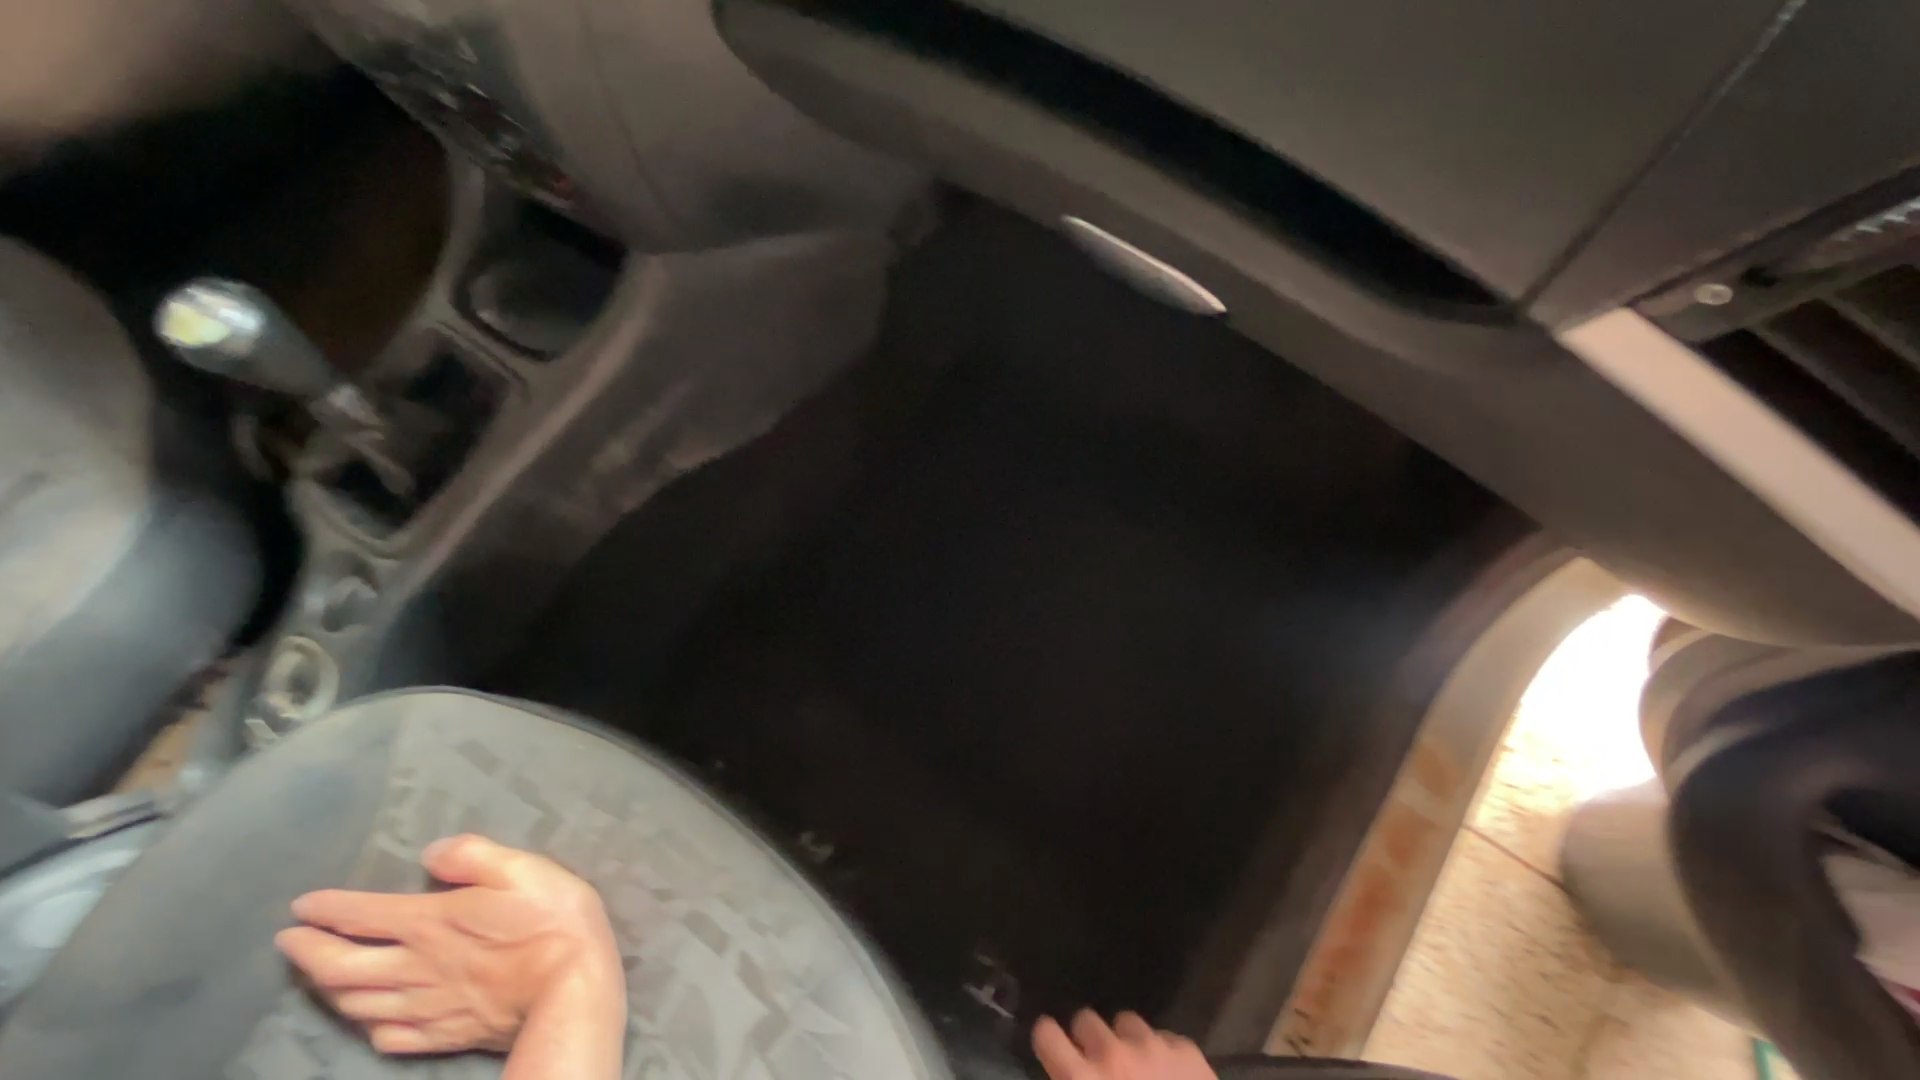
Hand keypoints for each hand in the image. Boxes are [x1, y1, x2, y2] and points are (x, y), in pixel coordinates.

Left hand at [275, 834, 624, 1055]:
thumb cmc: (554, 920)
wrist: (572, 991)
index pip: (362, 916)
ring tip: (320, 978)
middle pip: (342, 968)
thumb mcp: (524, 869)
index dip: (327, 909)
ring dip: (329, 990)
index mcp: (431, 923)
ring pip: (357, 1005)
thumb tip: (430, 852)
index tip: (302, 905)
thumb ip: (474, 855)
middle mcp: (415, 967)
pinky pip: (390, 1038)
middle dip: (308, 953)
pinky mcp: (444, 1037)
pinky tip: (371, 1022)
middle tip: (289, 942)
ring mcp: (426, 1007)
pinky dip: (369, 1027)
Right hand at [1033, 1011, 1217, 1079]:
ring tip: (1137, 1068)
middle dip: (1088, 1039)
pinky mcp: (1186, 1049)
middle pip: (1085, 1019)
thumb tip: (1070, 1078)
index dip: (1048, 1042)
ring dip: (1125, 1042)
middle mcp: (1112, 1053)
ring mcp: (1152, 1045)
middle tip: (1098, 1065)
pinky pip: (1164, 1036)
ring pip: (1126, 1022)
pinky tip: (1170, 1076)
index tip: (1055, 1053)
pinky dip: (1162, 1053)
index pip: (1046, 1034)